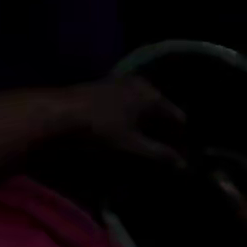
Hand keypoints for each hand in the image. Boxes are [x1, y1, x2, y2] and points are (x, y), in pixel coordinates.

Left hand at [69, 77, 186, 166]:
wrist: (62, 111)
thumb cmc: (101, 128)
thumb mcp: (132, 145)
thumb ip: (159, 154)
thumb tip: (183, 164)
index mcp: (150, 94)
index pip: (177, 117)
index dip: (181, 138)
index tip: (182, 157)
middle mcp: (139, 83)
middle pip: (161, 109)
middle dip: (165, 131)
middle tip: (167, 154)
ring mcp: (122, 82)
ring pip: (145, 106)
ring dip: (149, 125)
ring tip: (150, 146)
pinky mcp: (107, 86)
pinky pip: (131, 102)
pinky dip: (135, 117)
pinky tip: (130, 132)